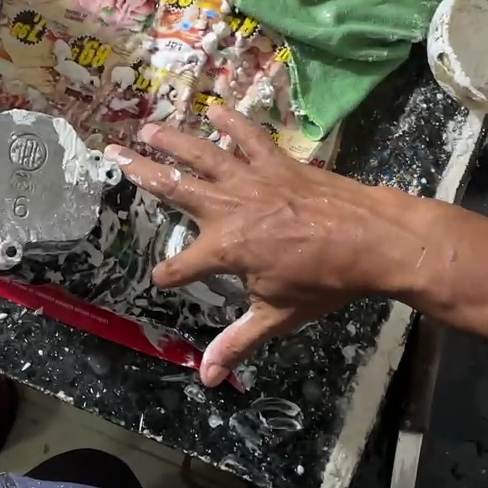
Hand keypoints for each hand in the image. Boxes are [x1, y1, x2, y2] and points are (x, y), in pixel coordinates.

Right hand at [107, 106, 436, 386]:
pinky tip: (215, 109)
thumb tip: (206, 378)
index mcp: (225, 250)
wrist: (376, 241)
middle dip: (139, 173)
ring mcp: (252, 181)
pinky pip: (249, 137)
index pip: (180, 268)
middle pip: (173, 188)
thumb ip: (237, 342)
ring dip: (172, 141)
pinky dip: (232, 122)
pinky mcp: (277, 163)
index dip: (169, 276)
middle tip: (112, 155)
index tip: (162, 280)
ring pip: (203, 155)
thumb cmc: (325, 282)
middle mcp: (228, 209)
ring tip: (147, 129)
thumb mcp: (276, 316)